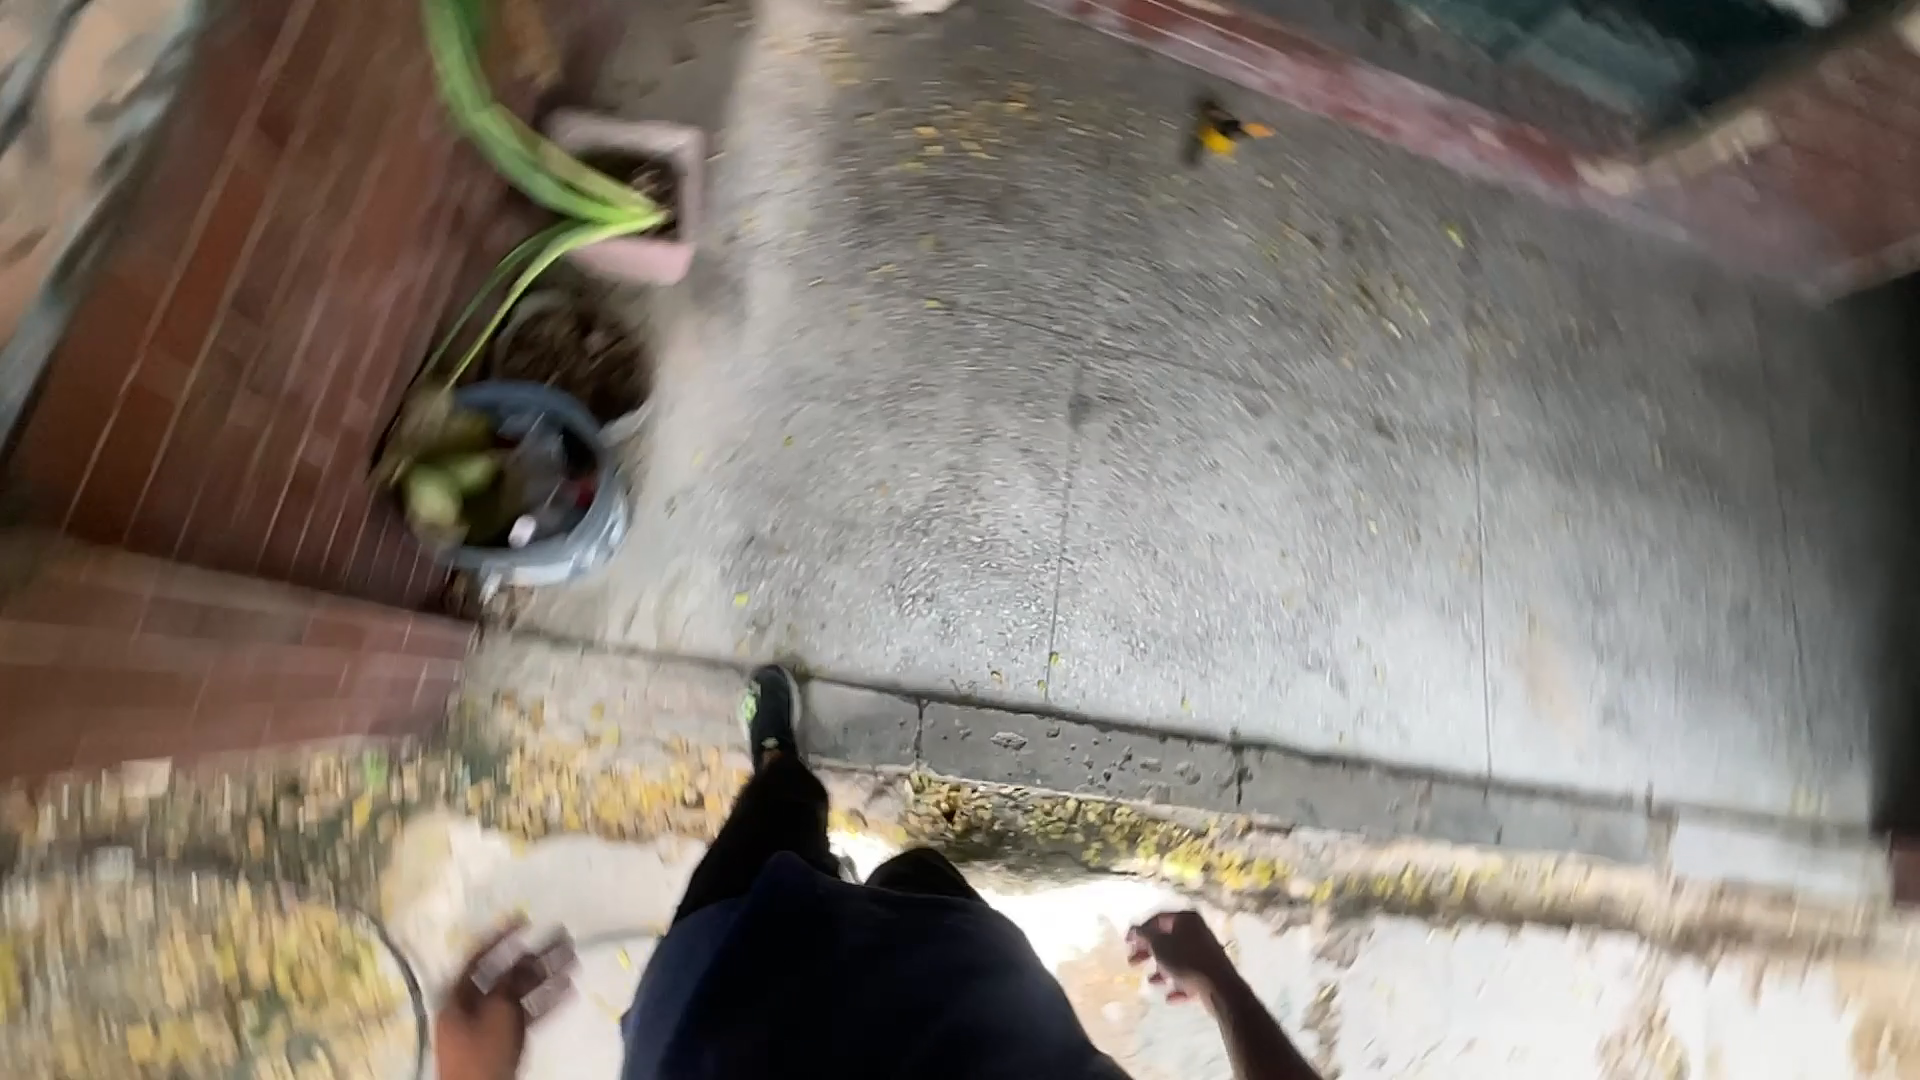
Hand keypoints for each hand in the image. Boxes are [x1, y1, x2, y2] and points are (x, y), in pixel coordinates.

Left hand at [434, 920, 575, 1079]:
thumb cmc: (481, 1052)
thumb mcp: (495, 1012)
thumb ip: (507, 984)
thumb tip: (519, 962)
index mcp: (458, 998)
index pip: (477, 957)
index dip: (500, 936)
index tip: (525, 918)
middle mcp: (472, 1006)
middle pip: (507, 972)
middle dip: (537, 953)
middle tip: (563, 935)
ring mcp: (489, 1022)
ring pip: (522, 989)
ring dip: (548, 973)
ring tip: (574, 957)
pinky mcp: (506, 1036)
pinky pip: (528, 1010)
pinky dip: (546, 999)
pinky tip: (569, 988)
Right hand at [1126, 910, 1236, 1006]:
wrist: (1220, 988)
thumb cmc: (1186, 960)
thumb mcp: (1159, 945)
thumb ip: (1144, 935)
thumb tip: (1134, 930)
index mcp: (1186, 919)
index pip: (1157, 919)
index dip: (1140, 930)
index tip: (1127, 943)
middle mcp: (1197, 932)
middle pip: (1166, 940)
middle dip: (1148, 952)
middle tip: (1132, 962)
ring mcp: (1205, 953)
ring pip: (1177, 960)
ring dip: (1162, 971)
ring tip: (1151, 982)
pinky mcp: (1210, 974)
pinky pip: (1189, 977)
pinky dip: (1177, 986)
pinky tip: (1169, 997)